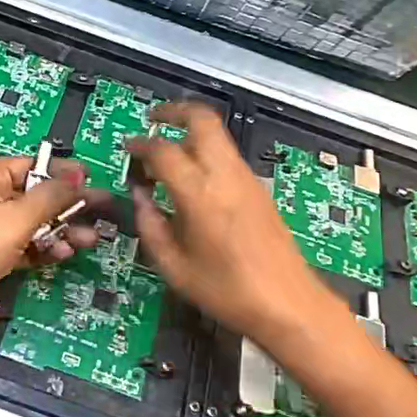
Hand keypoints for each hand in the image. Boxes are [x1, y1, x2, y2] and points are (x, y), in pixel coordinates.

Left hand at [0, 156, 101, 346]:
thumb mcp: (16, 218)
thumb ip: (51, 195)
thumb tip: (79, 173)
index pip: (31, 165)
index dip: (62, 172)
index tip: (92, 180)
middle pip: (37, 195)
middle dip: (68, 205)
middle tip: (101, 210)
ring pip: (36, 222)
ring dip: (63, 229)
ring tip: (89, 239)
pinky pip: (29, 245)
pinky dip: (47, 248)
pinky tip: (64, 254)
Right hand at [125, 103, 338, 344]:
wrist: (289, 305)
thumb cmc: (227, 291)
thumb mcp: (174, 267)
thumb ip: (150, 225)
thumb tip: (141, 196)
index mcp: (199, 194)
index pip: (163, 150)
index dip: (140, 144)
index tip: (127, 149)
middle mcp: (225, 174)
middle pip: (201, 119)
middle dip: (174, 112)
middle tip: (152, 120)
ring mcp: (247, 178)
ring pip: (217, 135)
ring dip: (190, 133)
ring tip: (168, 156)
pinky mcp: (259, 188)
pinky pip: (227, 155)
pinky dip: (205, 152)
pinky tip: (192, 180)